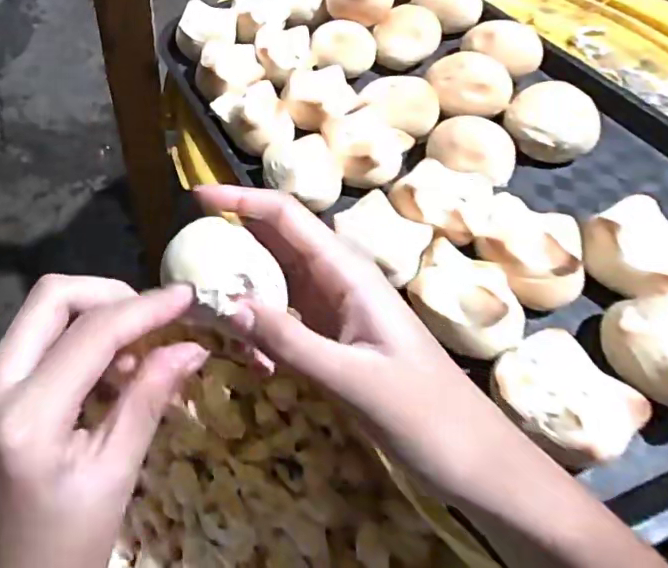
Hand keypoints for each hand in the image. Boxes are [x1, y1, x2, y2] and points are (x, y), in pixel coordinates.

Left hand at [0, 276, 206, 567]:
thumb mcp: (112, 482)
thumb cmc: (64, 556)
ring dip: (88, 317)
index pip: (89, 334)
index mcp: (23, 418)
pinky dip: (68, 341)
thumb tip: (189, 347)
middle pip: (50, 298)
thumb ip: (146, 402)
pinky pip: (27, 343)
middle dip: (108, 296)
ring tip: (134, 352)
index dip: (142, 309)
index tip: (184, 297)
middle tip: (153, 319)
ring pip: (36, 314)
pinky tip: (102, 369)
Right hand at [193, 185, 524, 502]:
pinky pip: (279, 313)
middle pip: (273, 239)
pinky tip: (237, 344)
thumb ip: (291, 341)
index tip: (196, 196)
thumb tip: (226, 303)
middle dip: (228, 236)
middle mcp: (336, 280)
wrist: (484, 470)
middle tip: (183, 249)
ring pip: (272, 275)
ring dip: (237, 280)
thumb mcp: (357, 382)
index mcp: (348, 273)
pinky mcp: (328, 335)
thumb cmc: (431, 419)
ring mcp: (331, 307)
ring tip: (198, 293)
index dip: (240, 198)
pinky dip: (253, 319)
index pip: (286, 216)